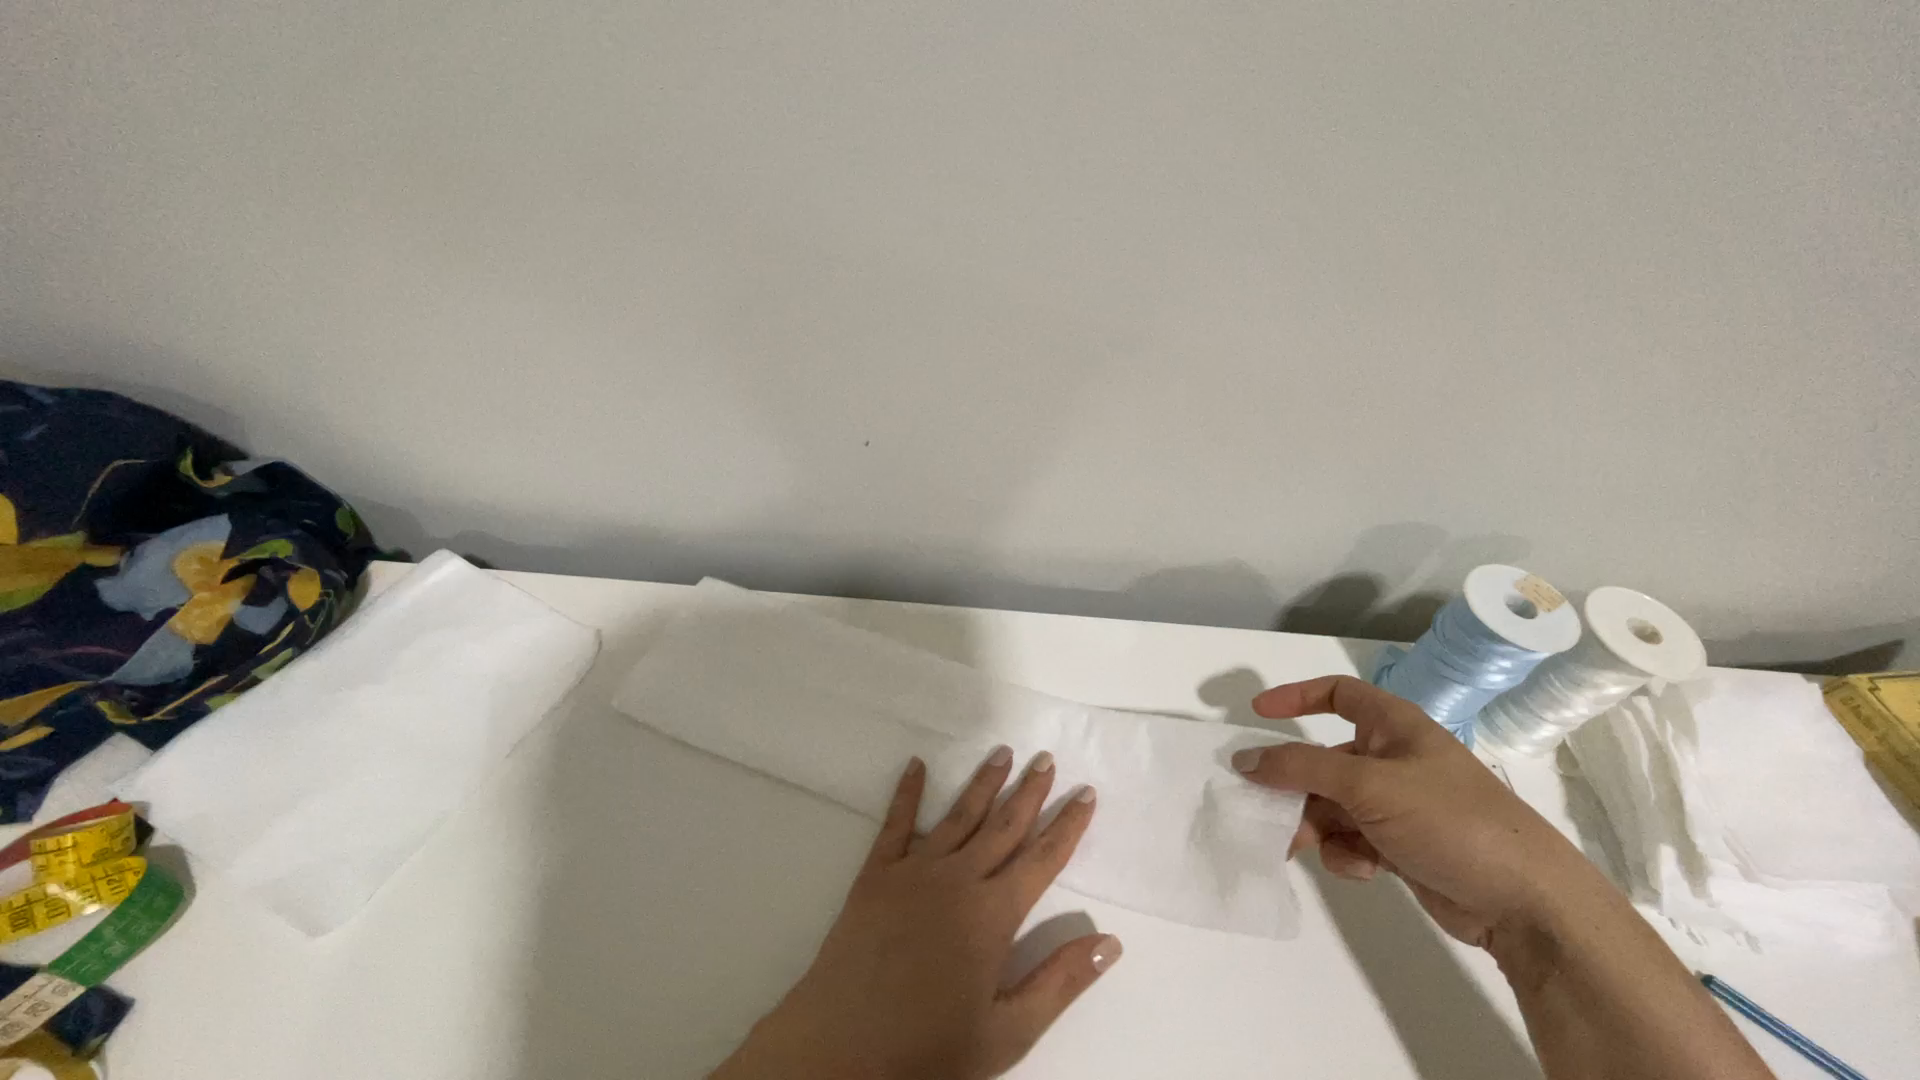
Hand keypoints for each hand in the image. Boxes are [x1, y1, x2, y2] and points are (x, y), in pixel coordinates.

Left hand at [711, 749, 1119, 1079]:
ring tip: (1002, 753)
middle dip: (1030, 791)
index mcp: (994, 914)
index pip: (1043, 859)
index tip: (1086, 793)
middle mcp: (959, 879)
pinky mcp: (876, 874)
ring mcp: (914, 871)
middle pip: (1004, 826)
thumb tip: (1111, 942)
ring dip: (984, 783)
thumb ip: (1059, 982)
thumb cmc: (929, 1046)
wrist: (842, 1046)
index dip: (1068, 826)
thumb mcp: (1007, 1031)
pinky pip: (896, 823)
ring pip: (959, 816)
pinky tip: (916, 765)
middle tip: (1046, 759)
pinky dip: (907, 792)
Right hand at [1232, 675, 1607, 951]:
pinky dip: (1348, 854)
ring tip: (1305, 850)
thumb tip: (1244, 759)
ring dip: (1316, 827)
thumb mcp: (1367, 785)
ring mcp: (1400, 806)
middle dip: (1296, 787)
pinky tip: (1366, 869)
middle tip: (1267, 810)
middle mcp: (1395, 761)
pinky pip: (1353, 840)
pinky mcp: (1404, 847)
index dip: (1296, 697)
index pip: (1338, 694)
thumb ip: (1300, 768)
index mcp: (1395, 727)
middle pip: (1324, 761)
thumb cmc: (1449, 820)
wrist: (1526, 902)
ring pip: (1332, 806)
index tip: (1257, 714)